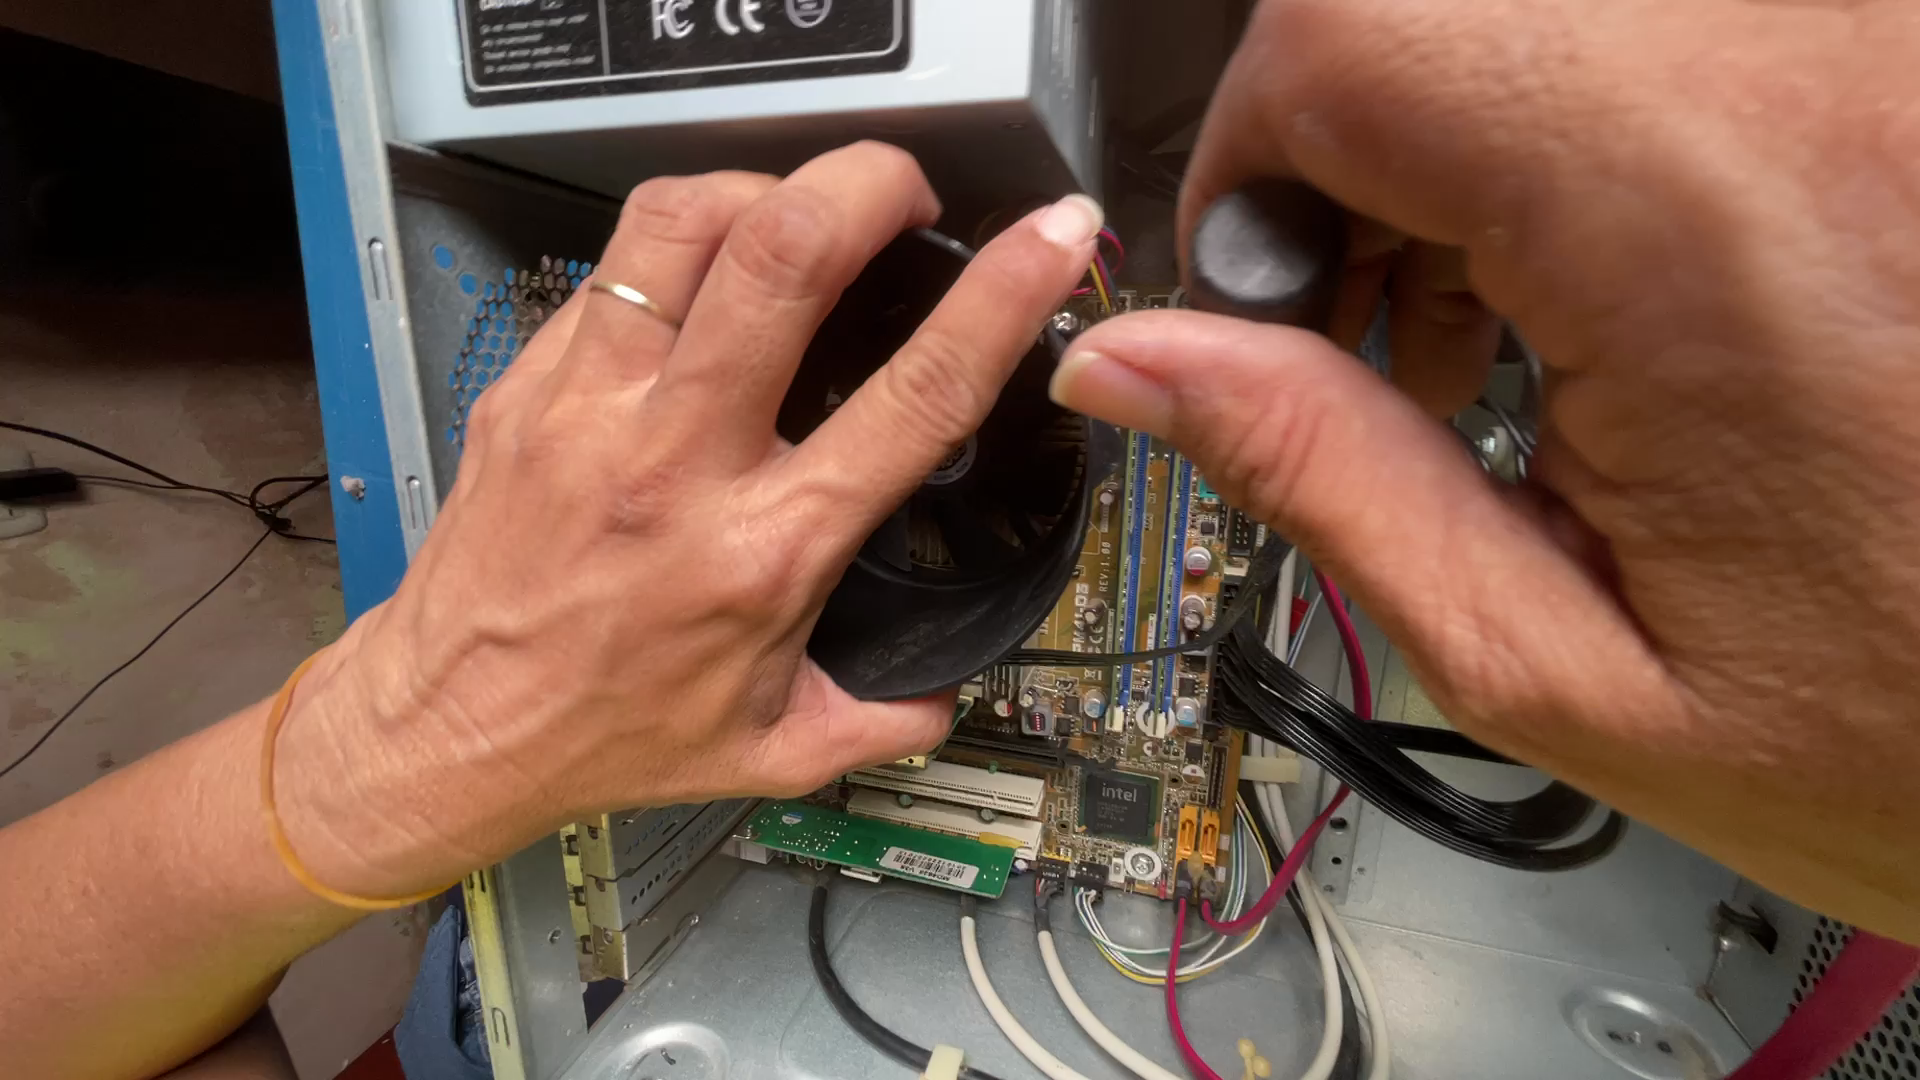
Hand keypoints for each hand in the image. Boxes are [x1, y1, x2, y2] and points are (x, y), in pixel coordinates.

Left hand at [268, 143, 1104, 895]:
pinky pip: (617, 263)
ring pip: (684, 226)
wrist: (448, 730)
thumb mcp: (782, 752)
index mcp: (770, 547)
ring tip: (810, 208)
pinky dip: (688, 234)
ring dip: (769, 189)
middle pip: (785, 260)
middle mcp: (682, 461)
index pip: (915, 397)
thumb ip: (889, 720)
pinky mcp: (529, 385)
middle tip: (909, 188)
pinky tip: (716, 267)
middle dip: (868, 185)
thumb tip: (950, 688)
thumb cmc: (617, 737)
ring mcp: (592, 407)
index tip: (1050, 240)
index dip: (1000, 300)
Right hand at [1051, 0, 1919, 936]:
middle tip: (1360, 313)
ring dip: (1423, 148)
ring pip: (1508, 6)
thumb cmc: (1916, 744)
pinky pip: (1624, 35)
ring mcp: (1874, 46)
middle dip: (1325, 147)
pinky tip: (1564, 270)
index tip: (1260, 289)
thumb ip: (1306, 471)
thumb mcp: (1532, 653)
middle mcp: (1837, 64)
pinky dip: (1530, 132)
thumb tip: (1121, 366)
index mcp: (1713, 226)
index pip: (1352, 36)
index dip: (1249, 152)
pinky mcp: (1879, 66)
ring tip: (1467, 317)